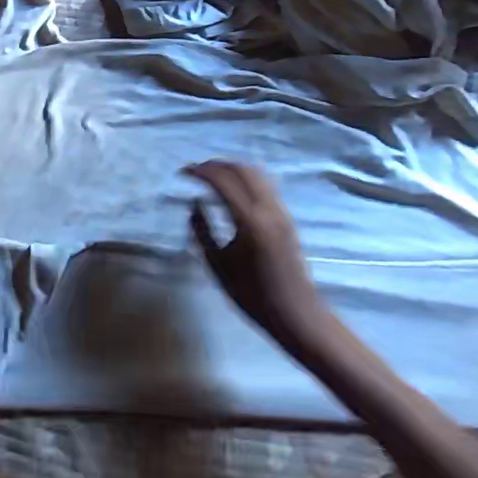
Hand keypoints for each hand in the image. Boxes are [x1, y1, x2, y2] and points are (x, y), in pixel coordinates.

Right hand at [187, 161, 328, 344]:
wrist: (295, 313)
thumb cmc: (251, 294)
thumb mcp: (217, 264)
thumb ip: (202, 230)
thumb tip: (194, 204)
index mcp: (249, 221)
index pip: (222, 181)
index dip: (200, 172)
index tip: (182, 172)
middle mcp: (268, 209)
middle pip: (241, 170)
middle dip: (215, 165)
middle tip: (195, 171)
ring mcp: (281, 212)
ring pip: (256, 174)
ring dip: (231, 168)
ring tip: (211, 176)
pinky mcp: (286, 217)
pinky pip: (264, 185)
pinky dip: (244, 178)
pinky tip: (232, 189)